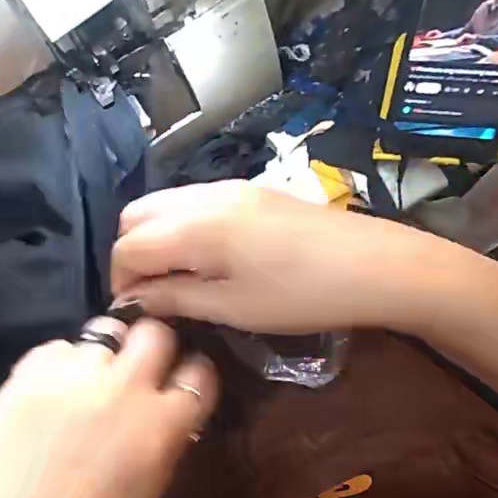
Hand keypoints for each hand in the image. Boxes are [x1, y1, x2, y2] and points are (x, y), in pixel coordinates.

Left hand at [0, 317, 215, 497]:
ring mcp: (74, 373)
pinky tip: (42, 399)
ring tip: (78, 390)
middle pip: (154, 332)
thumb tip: (165, 411)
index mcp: (163, 428)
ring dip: (99, 359)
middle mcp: (125, 388)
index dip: (191, 375)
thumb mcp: (143, 494)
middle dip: (149, 347)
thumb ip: (160, 441)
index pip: (200, 372)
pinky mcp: (28, 369)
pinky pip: (58, 349)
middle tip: (132, 371)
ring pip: (102, 337)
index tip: (179, 381)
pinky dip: (58, 366)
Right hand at [112, 181, 436, 334]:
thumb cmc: (302, 295)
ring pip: (162, 204)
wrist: (378, 265)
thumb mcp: (232, 306)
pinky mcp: (247, 190)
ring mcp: (226, 187)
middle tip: (151, 293)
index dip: (120, 281)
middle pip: (135, 216)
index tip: (134, 311)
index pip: (127, 246)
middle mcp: (202, 196)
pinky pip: (190, 202)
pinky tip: (203, 257)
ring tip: (176, 277)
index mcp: (195, 226)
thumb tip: (133, 300)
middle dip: (131, 254)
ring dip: (154, 239)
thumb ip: (174, 297)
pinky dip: (178, 227)